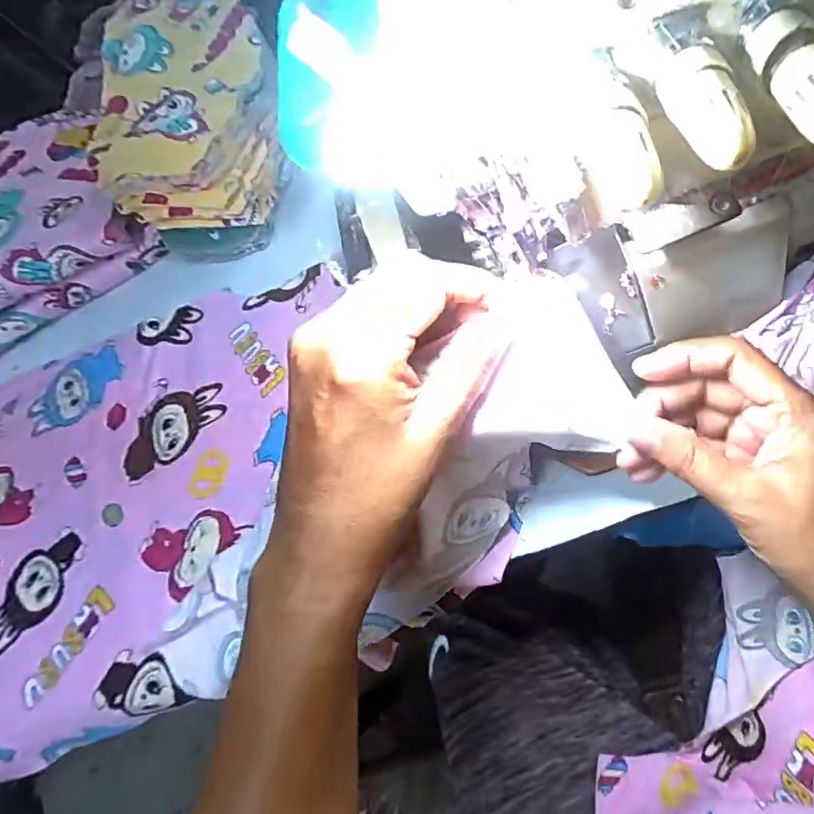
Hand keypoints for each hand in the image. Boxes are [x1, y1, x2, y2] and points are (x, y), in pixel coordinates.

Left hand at [269, 259, 507, 598]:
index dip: (470, 285)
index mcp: (358, 352)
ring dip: (425, 296)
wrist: (320, 538)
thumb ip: (471, 361)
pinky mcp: (308, 349)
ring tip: (464, 327)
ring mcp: (310, 337)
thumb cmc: (382, 496)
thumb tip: (501, 318)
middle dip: (449, 286)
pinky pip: (363, 308)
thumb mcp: (437, 428)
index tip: (505, 305)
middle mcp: (325, 329)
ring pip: (381, 286)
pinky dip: (399, 312)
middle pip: (399, 275)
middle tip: (488, 316)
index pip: (422, 284)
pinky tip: (425, 338)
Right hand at [614, 337, 813, 631]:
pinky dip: (675, 455)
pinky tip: (645, 469)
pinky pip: (703, 446)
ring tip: (629, 457)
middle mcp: (774, 414)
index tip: (644, 372)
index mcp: (790, 408)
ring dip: (663, 435)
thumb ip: (689, 458)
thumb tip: (636, 430)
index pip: (734, 359)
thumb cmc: (810, 539)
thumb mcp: (746, 496)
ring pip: (701, 418)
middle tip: (630, 430)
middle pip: (710, 389)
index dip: (686, 357)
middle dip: (666, 406)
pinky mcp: (747, 462)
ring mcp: (759, 438)